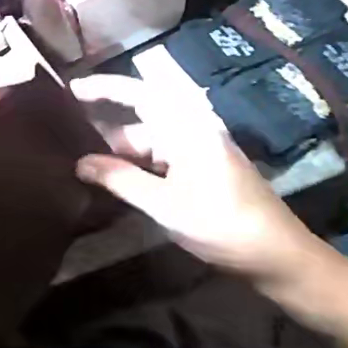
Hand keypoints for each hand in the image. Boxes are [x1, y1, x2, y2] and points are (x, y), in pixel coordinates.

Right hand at [71, 74, 323, 288]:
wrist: (282, 259)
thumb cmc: (224, 226)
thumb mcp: (165, 205)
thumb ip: (120, 180)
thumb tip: (79, 164)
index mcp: (187, 127)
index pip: (138, 93)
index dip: (103, 87)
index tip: (70, 90)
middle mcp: (192, 129)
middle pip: (139, 119)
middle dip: (104, 129)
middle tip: (66, 137)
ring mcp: (198, 149)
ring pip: (147, 142)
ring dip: (119, 154)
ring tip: (81, 166)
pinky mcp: (202, 168)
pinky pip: (160, 157)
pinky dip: (136, 165)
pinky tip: (114, 181)